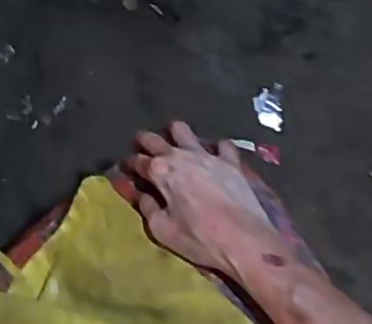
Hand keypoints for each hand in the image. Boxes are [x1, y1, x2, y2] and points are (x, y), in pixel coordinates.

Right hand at [123, 121, 281, 276]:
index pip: (137, 161)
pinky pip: (222, 145)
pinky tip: (216, 157)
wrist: (245, 241)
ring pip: (183, 130)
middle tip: (142, 148)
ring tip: (176, 145)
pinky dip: (217, 149)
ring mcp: (205, 154)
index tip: (126, 169)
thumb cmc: (200, 239)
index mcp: (160, 171)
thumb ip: (145, 207)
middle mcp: (179, 155)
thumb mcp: (163, 231)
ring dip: (176, 135)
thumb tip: (134, 191)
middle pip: (153, 138)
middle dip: (143, 141)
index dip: (129, 165)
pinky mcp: (229, 160)